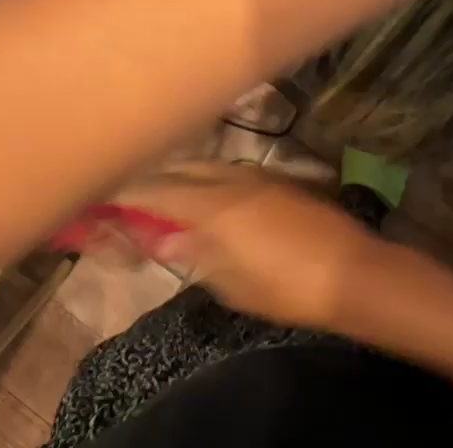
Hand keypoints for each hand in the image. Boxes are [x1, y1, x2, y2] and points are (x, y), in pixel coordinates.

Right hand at [113, 163, 382, 331]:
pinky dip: (203, 180)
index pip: (154, 189)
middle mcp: (229, 178)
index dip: (123, 193)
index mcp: (211, 204)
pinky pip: (225, 171)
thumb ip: (194, 253)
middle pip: (177, 169)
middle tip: (126, 200)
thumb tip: (163, 238)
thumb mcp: (232, 282)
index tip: (100, 198)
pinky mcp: (274, 179)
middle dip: (148, 181)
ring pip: (202, 166)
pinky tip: (202, 199)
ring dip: (177, 178)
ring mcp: (254, 174)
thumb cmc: (287, 287)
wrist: (352, 271)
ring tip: (160, 200)